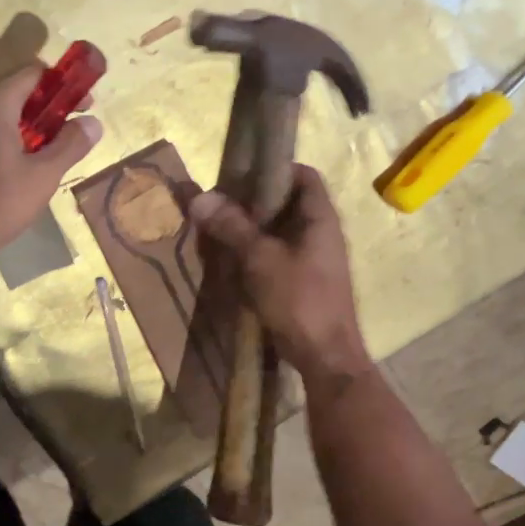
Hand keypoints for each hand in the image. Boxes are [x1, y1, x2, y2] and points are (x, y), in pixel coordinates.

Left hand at [0, 64, 101, 270]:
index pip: (34, 72)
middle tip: (70, 133)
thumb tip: (93, 122)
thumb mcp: (42, 176)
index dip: (64, 85)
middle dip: (46, 108)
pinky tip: (16, 168)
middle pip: (15, 91)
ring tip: (47, 154)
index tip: (84, 106)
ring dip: (26, 125)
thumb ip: (70, 144)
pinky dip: (3, 138)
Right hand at [187, 166, 370, 380]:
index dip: (275, 168)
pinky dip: (254, 254)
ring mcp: (313, 259)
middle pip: (286, 203)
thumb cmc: (299, 300)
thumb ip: (231, 226)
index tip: (241, 174)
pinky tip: (229, 262)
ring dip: (248, 230)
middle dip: (251, 202)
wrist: (325, 357)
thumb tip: (199, 196)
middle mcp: (321, 233)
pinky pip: (276, 255)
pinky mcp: (303, 282)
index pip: (304, 175)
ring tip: (216, 232)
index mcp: (320, 218)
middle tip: (217, 205)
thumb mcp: (260, 258)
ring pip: (278, 231)